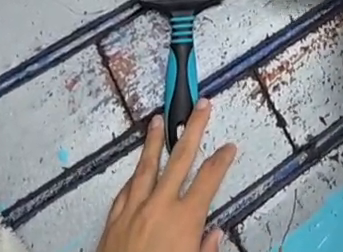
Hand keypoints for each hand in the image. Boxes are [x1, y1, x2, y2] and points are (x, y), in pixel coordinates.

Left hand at [97, 101, 237, 251]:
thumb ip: (205, 250)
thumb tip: (213, 235)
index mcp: (185, 218)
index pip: (209, 178)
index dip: (222, 160)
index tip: (229, 147)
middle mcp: (160, 206)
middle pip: (180, 158)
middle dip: (193, 128)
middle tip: (201, 105)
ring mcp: (133, 211)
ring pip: (146, 167)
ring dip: (154, 142)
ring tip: (157, 120)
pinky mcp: (112, 222)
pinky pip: (125, 191)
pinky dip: (133, 177)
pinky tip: (135, 170)